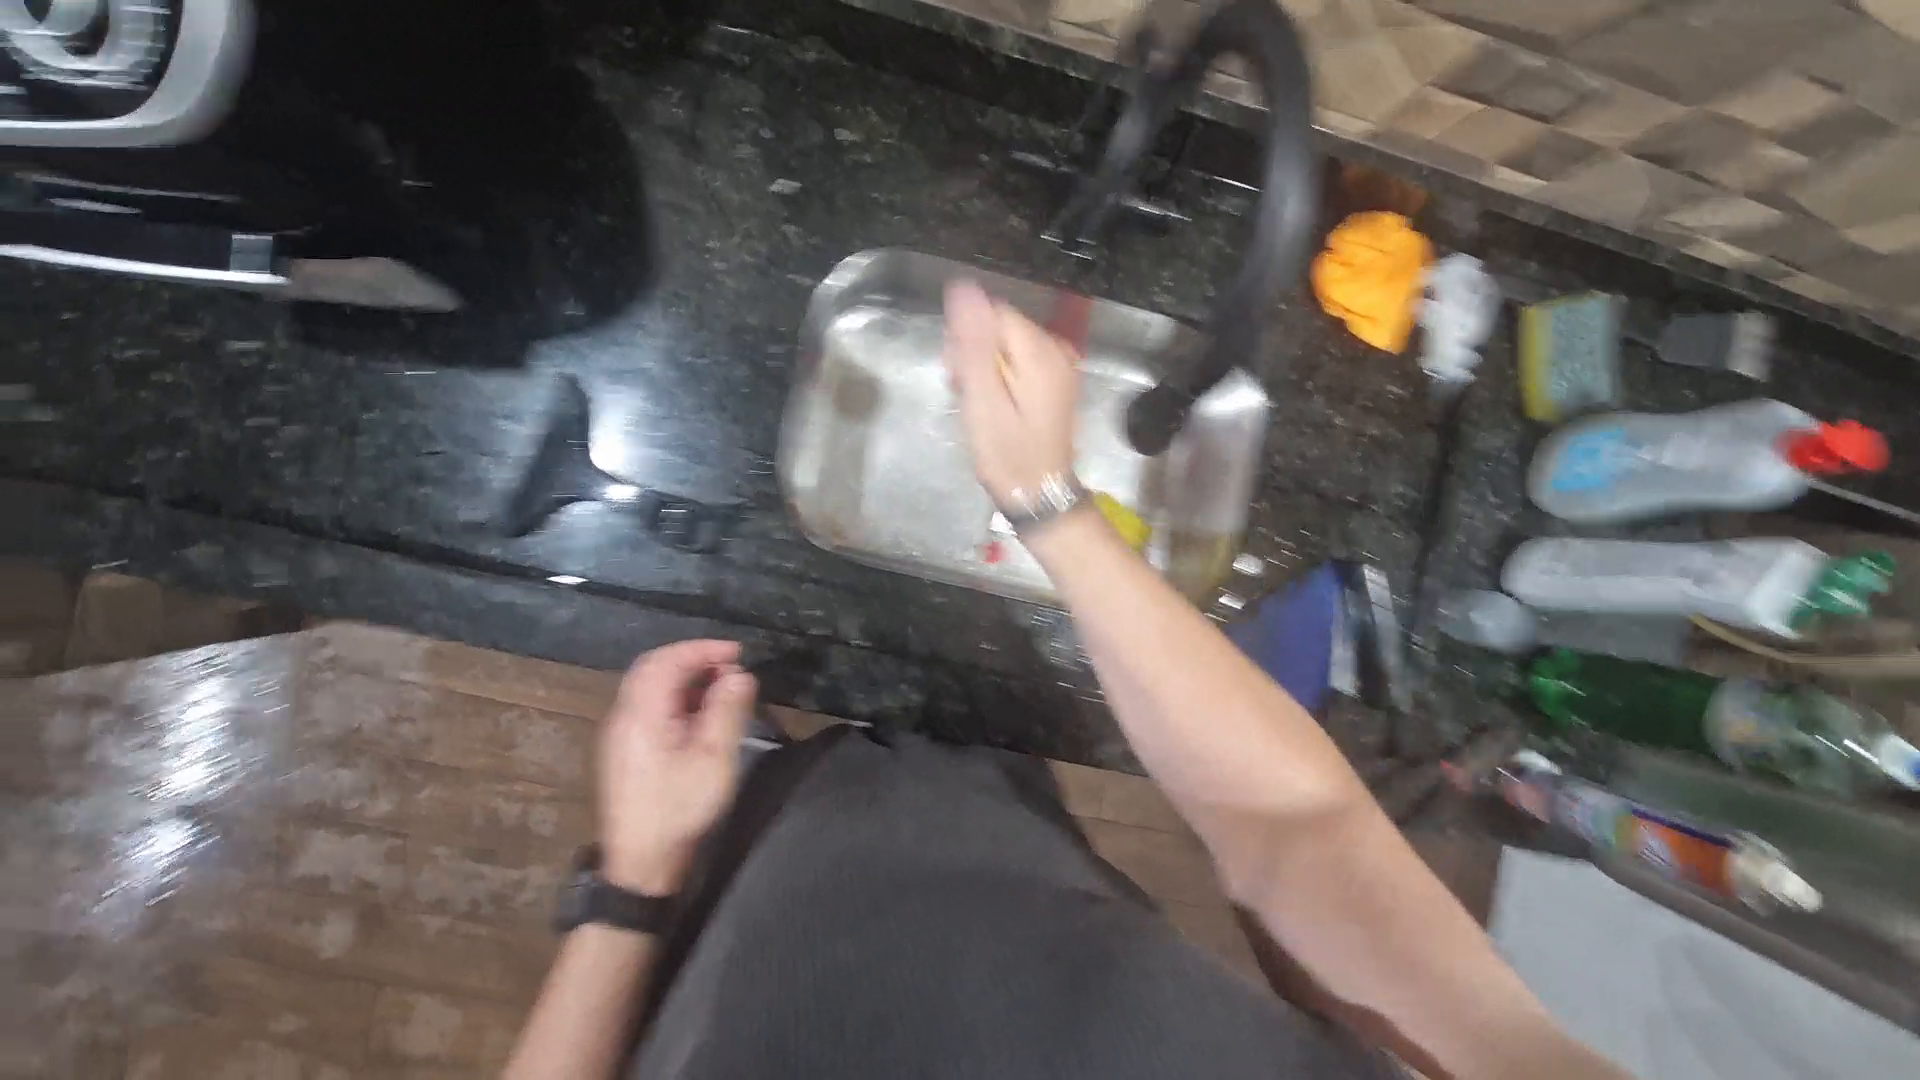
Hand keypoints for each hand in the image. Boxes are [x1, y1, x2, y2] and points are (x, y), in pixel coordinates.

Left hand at [598, 640, 756, 895]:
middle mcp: (623, 717)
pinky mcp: (625, 751)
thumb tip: (739, 675)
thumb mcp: (714, 759)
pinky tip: (701, 713)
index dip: (702, 649)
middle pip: (653, 668)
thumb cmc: (680, 810)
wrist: (641, 865)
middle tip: (731, 666)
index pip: (666, 661)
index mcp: (641, 715)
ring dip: (686, 678)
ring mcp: (620, 735)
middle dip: (693, 659)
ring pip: (650, 687)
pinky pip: (649, 706)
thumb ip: (727, 711)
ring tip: (722, 687)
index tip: (738, 653)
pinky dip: (677, 696)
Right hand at [943, 279, 1079, 506]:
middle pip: (1001, 327)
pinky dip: (1003, 377)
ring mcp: (1062, 366)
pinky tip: (996, 404)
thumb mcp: (982, 400)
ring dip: (986, 367)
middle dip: (976, 353)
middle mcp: (1057, 350)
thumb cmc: (1007, 453)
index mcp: (1040, 351)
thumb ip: (973, 343)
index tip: (957, 374)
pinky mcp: (1058, 382)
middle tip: (966, 394)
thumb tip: (963, 289)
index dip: (967, 338)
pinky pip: (1022, 362)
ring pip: (1008, 345)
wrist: (1040, 494)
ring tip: (979, 403)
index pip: (992, 313)